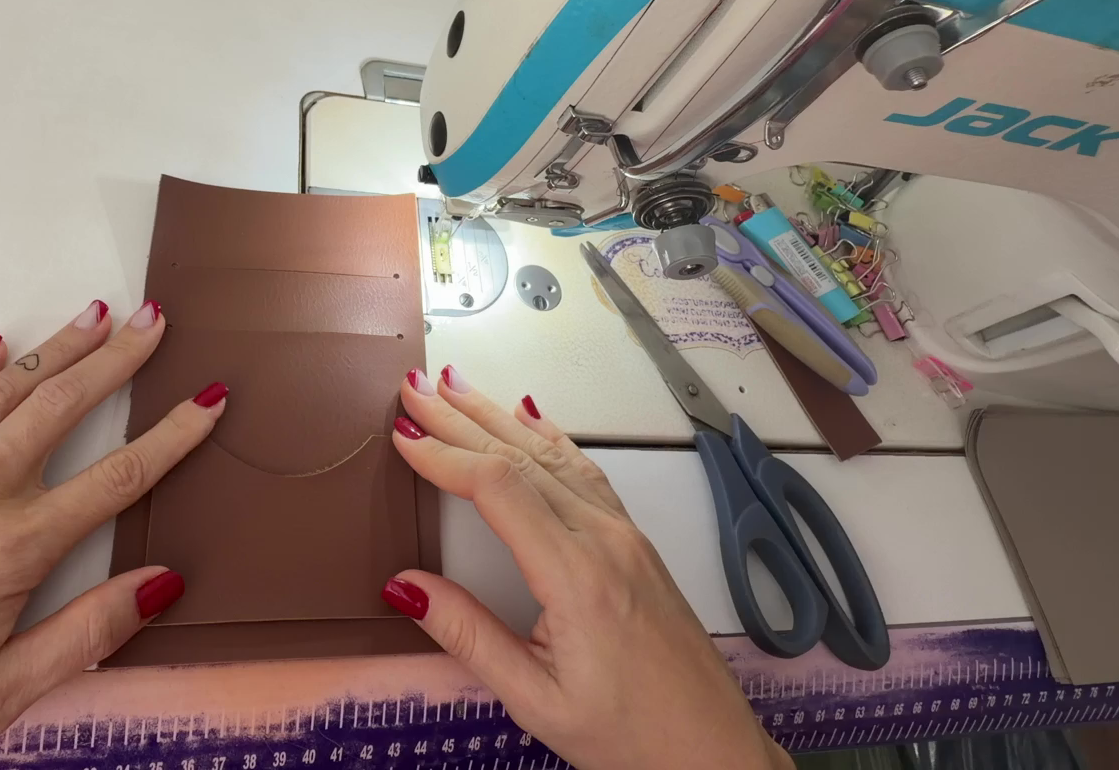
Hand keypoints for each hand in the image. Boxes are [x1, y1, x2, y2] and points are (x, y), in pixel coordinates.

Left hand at [0, 300, 224, 769]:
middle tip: (155, 317)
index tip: (210, 397)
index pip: (119, 477)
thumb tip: (165, 579)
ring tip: (96, 313)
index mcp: (10, 554)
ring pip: (0, 395)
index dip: (175, 434)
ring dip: (55, 350)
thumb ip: (85, 635)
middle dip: (117, 358)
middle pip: (61, 409)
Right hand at [384, 367, 791, 769]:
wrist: (716, 753)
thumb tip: (402, 584)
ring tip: (456, 385)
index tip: (403, 436)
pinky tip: (528, 413)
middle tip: (415, 388)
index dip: (446, 456)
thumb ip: (468, 635)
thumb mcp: (536, 701)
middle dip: (460, 418)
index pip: (499, 487)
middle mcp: (601, 535)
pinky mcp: (632, 535)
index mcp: (575, 573)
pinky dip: (548, 433)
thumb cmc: (627, 737)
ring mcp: (621, 529)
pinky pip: (583, 468)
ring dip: (496, 415)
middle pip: (520, 455)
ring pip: (550, 453)